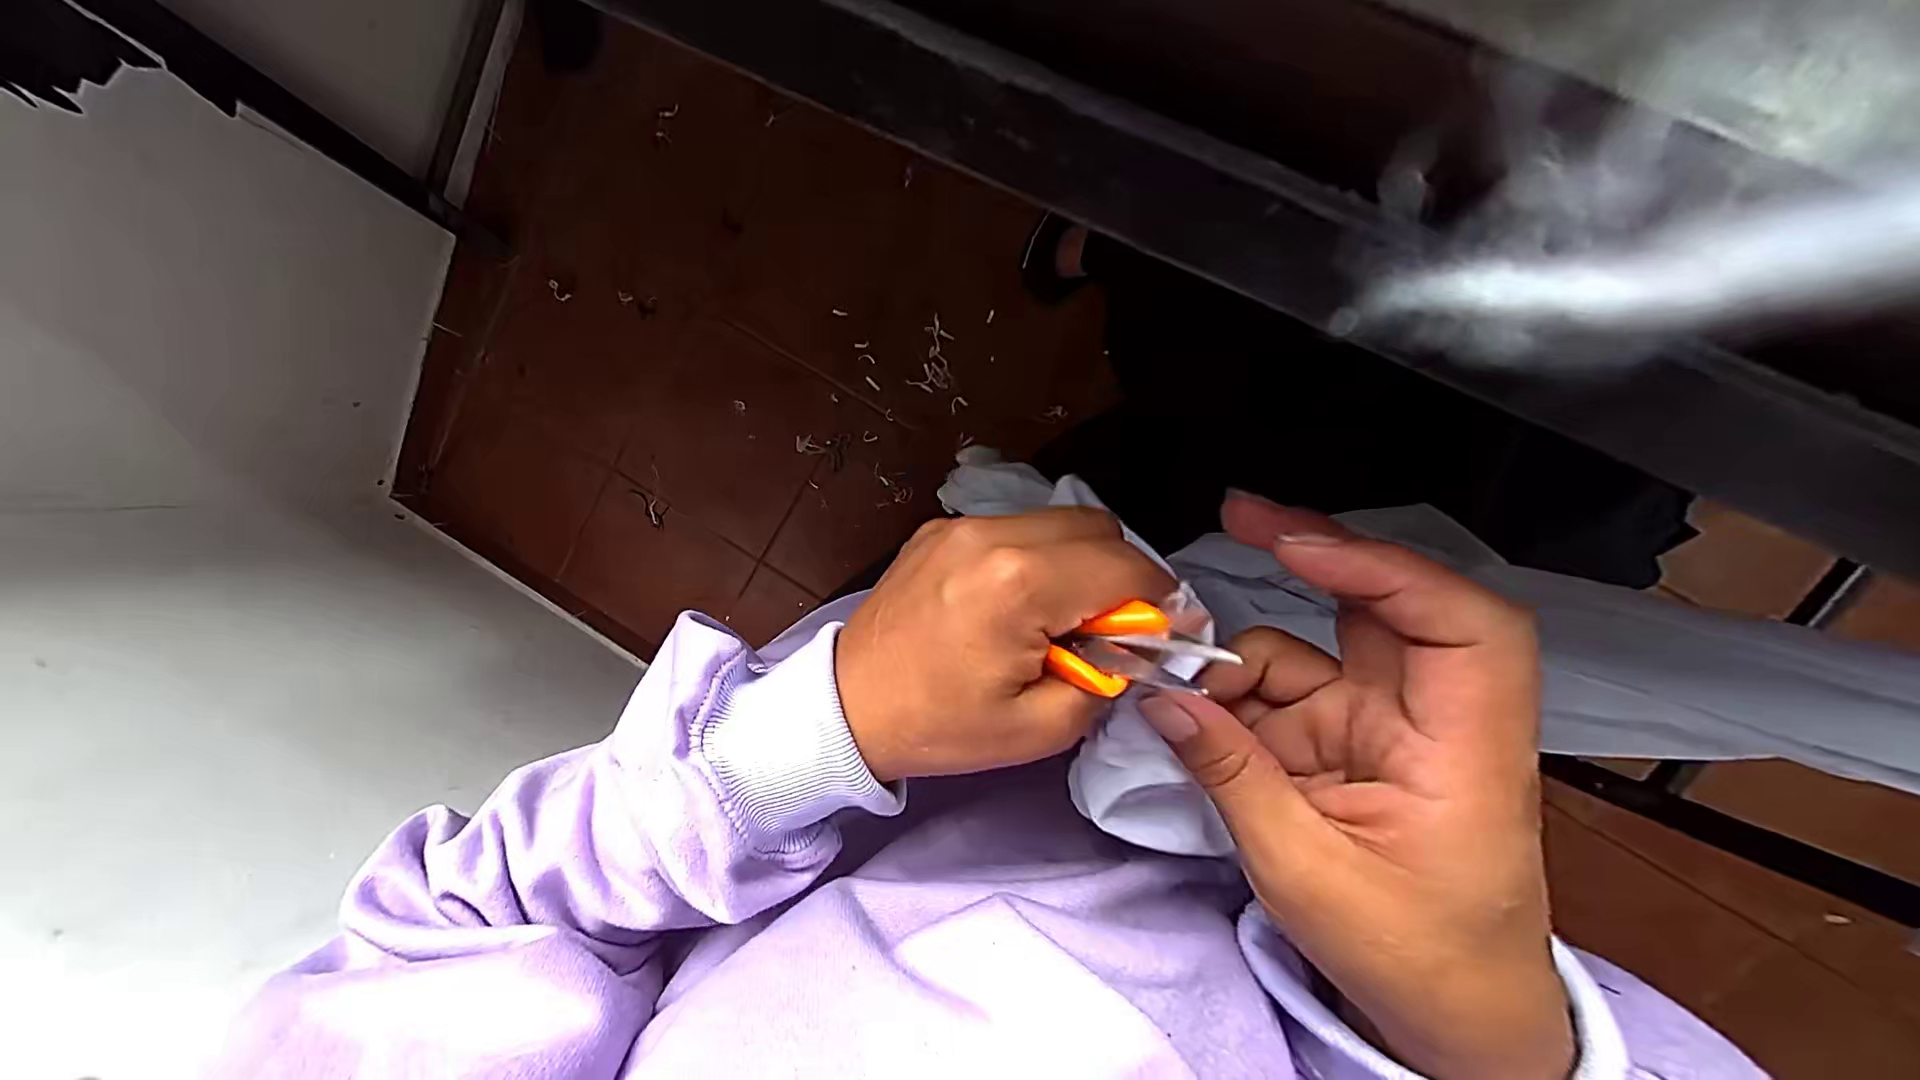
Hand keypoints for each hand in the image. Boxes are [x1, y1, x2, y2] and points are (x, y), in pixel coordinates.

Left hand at [837, 508, 1173, 782]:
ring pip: (1060, 521)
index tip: (1163, 630)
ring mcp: (961, 525)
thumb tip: (1134, 641)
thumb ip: (1106, 677)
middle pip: (1100, 528)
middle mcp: (991, 535)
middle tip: (1110, 626)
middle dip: (1122, 575)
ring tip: (1061, 613)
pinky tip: (1018, 598)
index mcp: (1018, 584)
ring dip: (1081, 561)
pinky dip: (1039, 555)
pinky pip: (1016, 526)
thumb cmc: (940, 726)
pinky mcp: (941, 528)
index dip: (1159, 601)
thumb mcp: (1040, 727)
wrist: (847, 705)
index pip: (1125, 568)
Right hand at [1138, 493, 1572, 1079]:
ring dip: (1233, 662)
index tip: (1296, 547)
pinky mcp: (1329, 734)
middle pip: (1381, 602)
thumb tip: (1162, 697)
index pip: (1460, 626)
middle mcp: (1421, 715)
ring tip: (1176, 691)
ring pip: (1298, 647)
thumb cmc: (1412, 959)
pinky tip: (1191, 715)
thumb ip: (1230, 774)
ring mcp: (1371, 719)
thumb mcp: (1305, 871)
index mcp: (1461, 750)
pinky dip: (1223, 696)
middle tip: (1237, 515)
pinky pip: (1268, 689)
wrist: (1446, 1015)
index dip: (1384, 569)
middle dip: (1307, 549)